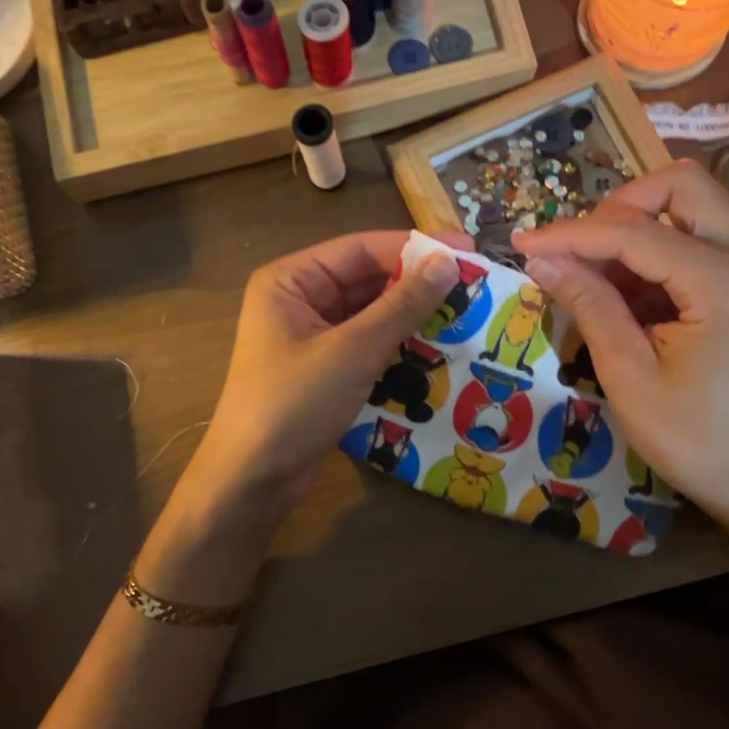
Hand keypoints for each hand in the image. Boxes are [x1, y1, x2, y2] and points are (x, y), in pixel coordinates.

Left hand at [180, 231, 468, 529]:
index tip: (469, 251)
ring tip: (468, 317)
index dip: (416, 247)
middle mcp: (298, 301)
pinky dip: (399, 348)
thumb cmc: (293, 405)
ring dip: (413, 318)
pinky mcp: (324, 372)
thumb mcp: (351, 352)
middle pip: (367, 280)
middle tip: (476, 288)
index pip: (361, 249)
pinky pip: (368, 346)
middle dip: (417, 285)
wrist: (252, 480)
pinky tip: (440, 352)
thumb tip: (447, 263)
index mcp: (290, 281)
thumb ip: (401, 306)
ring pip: (371, 315)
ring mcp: (310, 338)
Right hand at [512, 162, 728, 524]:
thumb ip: (588, 303)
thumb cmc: (690, 435)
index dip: (573, 235)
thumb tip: (541, 258)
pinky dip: (654, 247)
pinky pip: (698, 232)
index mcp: (727, 283)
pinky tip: (623, 290)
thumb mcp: (627, 372)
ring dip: (635, 225)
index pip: (637, 232)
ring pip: (690, 202)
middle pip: (680, 183)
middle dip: (617, 207)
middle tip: (577, 251)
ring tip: (593, 274)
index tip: (523, 243)